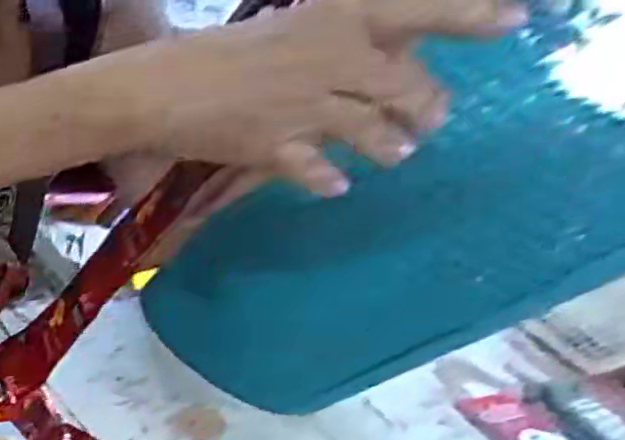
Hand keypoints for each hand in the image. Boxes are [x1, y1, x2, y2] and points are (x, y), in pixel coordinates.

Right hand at [131, 0, 524, 195]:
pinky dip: (326, 178)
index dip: (473, 16)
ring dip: (386, 143)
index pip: (426, 9)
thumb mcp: (282, 29)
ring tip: (397, 156)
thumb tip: (350, 60)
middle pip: (401, 82)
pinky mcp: (270, 147)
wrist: (159, 90)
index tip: (513, 25)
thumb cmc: (208, 57)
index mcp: (339, 18)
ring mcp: (304, 107)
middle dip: (424, 104)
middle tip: (433, 121)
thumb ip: (320, 41)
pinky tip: (337, 188)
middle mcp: (335, 60)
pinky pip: (311, 167)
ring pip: (367, 126)